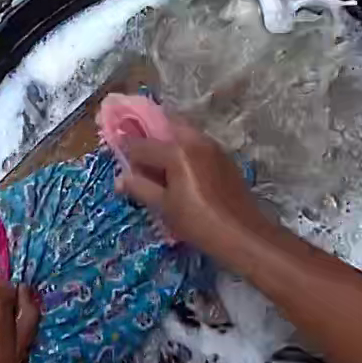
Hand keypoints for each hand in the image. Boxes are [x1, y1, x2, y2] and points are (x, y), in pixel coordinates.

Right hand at [115, 118, 274, 260]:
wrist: (244, 235)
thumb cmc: (199, 223)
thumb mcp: (164, 207)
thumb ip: (140, 188)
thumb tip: (120, 178)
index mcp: (176, 150)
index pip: (141, 144)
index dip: (125, 151)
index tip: (117, 158)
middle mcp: (195, 140)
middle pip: (164, 127)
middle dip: (148, 138)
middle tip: (138, 159)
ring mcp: (213, 146)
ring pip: (182, 134)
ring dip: (166, 143)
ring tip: (157, 168)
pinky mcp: (224, 157)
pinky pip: (196, 144)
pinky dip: (182, 151)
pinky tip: (179, 173)